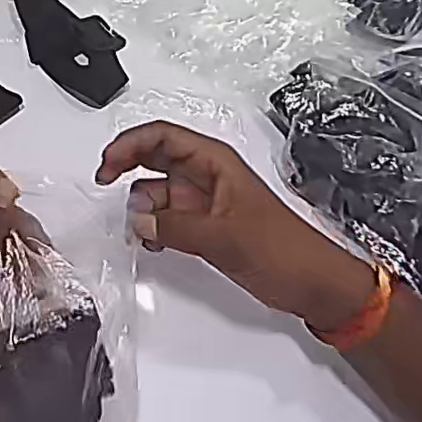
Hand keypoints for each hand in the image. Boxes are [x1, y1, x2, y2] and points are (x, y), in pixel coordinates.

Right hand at [97, 121, 373, 330]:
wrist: (316, 286)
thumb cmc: (286, 250)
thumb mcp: (226, 236)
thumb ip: (176, 227)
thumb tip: (138, 221)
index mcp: (214, 161)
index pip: (161, 136)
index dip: (129, 144)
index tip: (108, 164)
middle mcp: (205, 173)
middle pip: (153, 155)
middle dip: (126, 166)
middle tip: (105, 182)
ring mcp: (202, 198)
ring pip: (155, 188)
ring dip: (141, 206)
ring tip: (138, 228)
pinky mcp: (202, 223)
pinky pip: (165, 215)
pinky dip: (153, 225)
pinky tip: (152, 241)